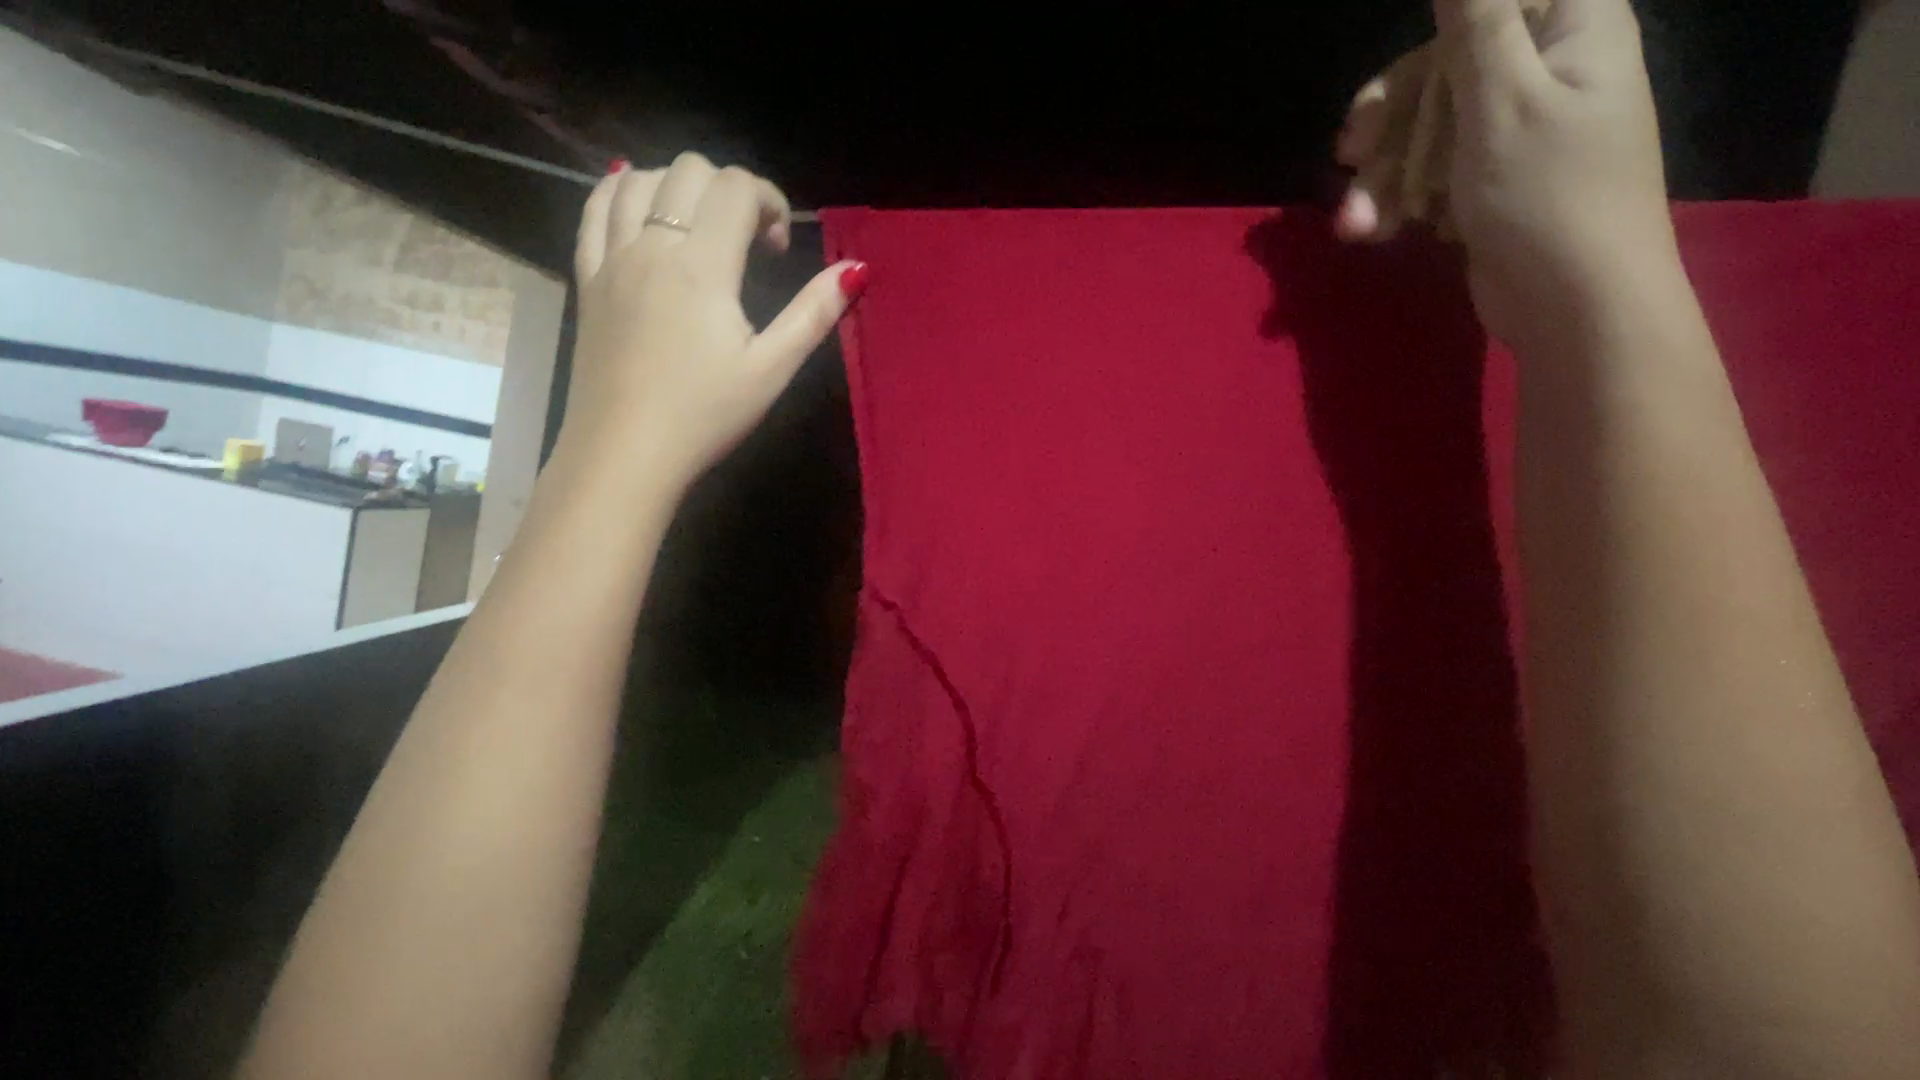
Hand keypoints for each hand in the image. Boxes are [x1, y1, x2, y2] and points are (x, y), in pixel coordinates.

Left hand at [559, 152, 865, 497]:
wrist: (625, 452)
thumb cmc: (704, 414)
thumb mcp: (771, 369)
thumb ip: (813, 313)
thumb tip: (855, 269)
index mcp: (703, 265)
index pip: (735, 186)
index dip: (768, 201)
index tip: (777, 249)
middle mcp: (652, 245)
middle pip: (689, 169)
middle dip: (728, 189)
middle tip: (746, 241)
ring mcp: (612, 259)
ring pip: (639, 179)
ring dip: (678, 186)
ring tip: (698, 227)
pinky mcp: (588, 279)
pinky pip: (594, 210)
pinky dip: (619, 192)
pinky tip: (637, 204)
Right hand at [1337, 0, 1677, 346]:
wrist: (1575, 306)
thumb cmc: (1547, 194)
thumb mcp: (1502, 99)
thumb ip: (1475, 22)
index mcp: (1569, 32)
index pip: (1486, 6)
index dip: (1432, 36)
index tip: (1386, 79)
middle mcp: (1545, 73)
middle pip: (1443, 70)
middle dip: (1391, 122)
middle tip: (1350, 154)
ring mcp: (1514, 134)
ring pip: (1426, 131)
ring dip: (1383, 178)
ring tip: (1355, 225)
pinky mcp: (1487, 185)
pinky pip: (1430, 174)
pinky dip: (1399, 202)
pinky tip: (1377, 232)